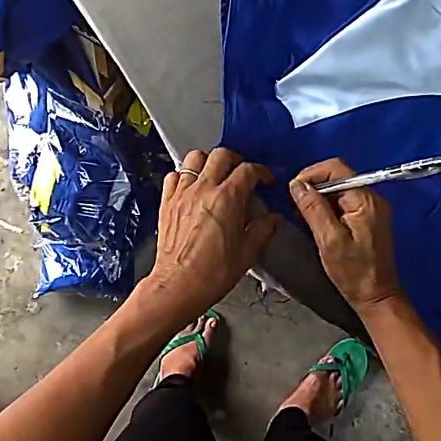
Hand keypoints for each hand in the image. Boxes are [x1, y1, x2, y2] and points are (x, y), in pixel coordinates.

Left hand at [135, 148, 280, 325]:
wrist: (179, 286)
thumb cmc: (212, 272)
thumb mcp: (248, 251)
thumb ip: (264, 229)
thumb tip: (273, 219)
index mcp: (228, 199)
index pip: (249, 170)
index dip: (262, 172)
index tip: (266, 181)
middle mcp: (204, 190)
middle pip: (221, 155)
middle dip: (237, 160)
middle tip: (243, 172)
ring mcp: (182, 194)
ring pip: (195, 158)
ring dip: (209, 161)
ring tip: (217, 173)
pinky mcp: (167, 203)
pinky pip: (174, 176)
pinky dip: (185, 175)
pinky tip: (193, 187)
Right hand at [289, 158, 403, 312]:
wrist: (377, 296)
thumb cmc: (354, 272)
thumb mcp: (329, 240)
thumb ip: (314, 209)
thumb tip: (297, 185)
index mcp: (366, 200)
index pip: (337, 168)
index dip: (311, 174)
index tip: (292, 190)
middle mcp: (373, 198)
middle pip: (339, 177)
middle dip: (314, 187)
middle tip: (294, 205)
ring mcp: (373, 208)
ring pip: (340, 190)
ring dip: (320, 198)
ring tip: (302, 214)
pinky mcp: (369, 218)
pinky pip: (345, 203)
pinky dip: (329, 208)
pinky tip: (317, 221)